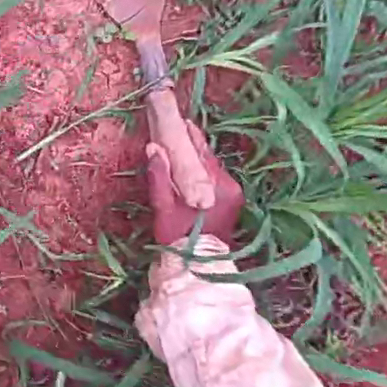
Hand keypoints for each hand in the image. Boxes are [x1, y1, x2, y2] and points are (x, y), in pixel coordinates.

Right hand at [146, 122, 243, 245]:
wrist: (199, 265)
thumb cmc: (177, 239)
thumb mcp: (163, 208)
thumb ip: (159, 177)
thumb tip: (153, 148)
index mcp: (214, 184)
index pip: (200, 151)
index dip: (189, 135)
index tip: (180, 121)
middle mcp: (229, 185)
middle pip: (208, 158)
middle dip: (193, 145)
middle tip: (179, 129)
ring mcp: (234, 194)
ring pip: (212, 169)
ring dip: (197, 159)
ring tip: (183, 149)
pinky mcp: (232, 202)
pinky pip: (215, 180)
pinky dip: (203, 173)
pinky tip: (192, 172)